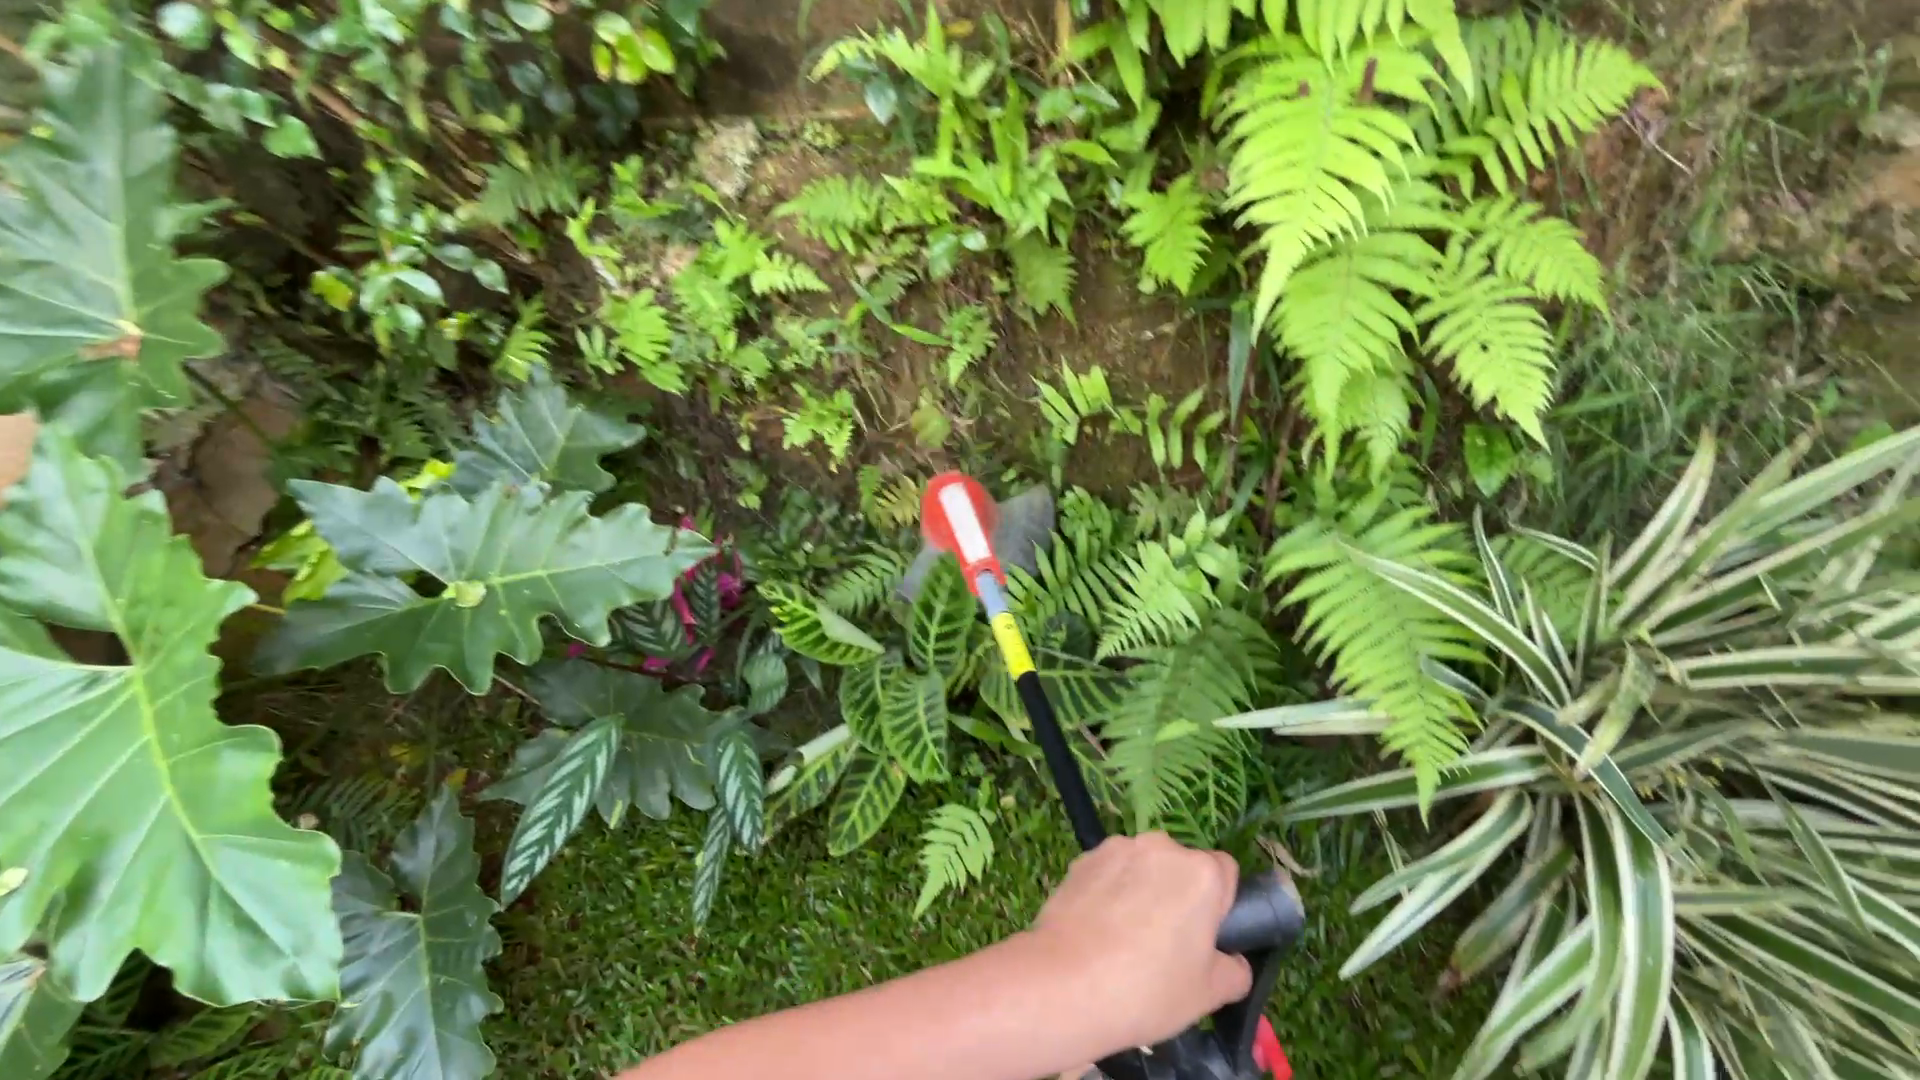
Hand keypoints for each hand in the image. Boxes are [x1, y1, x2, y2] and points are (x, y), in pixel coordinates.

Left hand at [1025, 832, 1251, 1053]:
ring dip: (1142, 888)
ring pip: (1142, 866)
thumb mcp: (1210, 994)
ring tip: (1126, 937)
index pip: (1225, 872)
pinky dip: (1108, 891)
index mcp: (1201, 872)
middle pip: (1181, 865)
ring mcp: (1116, 848)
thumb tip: (1232, 961)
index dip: (1220, 904)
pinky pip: (1108, 872)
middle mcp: (1160, 847)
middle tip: (1167, 942)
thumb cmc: (1148, 987)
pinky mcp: (1082, 859)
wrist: (1067, 983)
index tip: (1205, 935)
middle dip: (1178, 893)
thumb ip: (1235, 970)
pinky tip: (1098, 929)